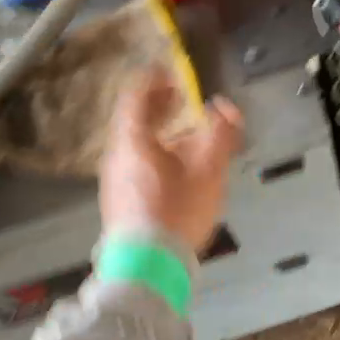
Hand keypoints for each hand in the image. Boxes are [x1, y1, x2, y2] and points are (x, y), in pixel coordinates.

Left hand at [99, 70, 243, 252]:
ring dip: (161, 135)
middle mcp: (116, 154)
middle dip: (160, 108)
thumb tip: (225, 107)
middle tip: (182, 101)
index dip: (156, 79)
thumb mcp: (208, 171)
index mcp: (133, 139)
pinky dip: (155, 157)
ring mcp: (114, 181)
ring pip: (136, 146)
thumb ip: (220, 134)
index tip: (174, 74)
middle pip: (135, 120)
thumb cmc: (177, 212)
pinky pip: (137, 167)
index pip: (137, 94)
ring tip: (187, 140)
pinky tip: (176, 173)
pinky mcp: (119, 204)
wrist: (147, 265)